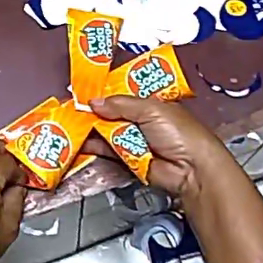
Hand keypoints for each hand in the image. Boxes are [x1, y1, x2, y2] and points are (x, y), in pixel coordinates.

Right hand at [82, 97, 247, 214]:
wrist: (192, 170)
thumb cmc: (180, 134)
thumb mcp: (150, 109)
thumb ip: (120, 104)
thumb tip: (94, 101)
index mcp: (149, 104)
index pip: (121, 96)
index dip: (103, 94)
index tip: (82, 92)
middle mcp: (140, 121)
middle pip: (110, 113)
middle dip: (92, 111)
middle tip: (71, 108)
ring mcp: (134, 140)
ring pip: (106, 131)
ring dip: (90, 129)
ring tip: (70, 124)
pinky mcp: (128, 159)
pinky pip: (107, 150)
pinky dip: (94, 146)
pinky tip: (80, 141)